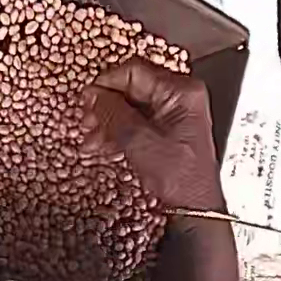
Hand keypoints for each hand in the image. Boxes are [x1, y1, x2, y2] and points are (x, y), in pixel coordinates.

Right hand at [79, 59, 224, 211]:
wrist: (194, 208)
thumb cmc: (180, 178)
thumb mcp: (140, 142)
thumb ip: (114, 114)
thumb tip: (93, 95)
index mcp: (181, 92)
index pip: (134, 72)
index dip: (106, 84)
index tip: (87, 99)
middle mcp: (180, 97)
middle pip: (131, 88)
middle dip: (105, 107)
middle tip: (87, 122)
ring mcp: (174, 113)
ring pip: (131, 107)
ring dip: (108, 122)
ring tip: (91, 141)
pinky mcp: (167, 130)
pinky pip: (137, 122)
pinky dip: (118, 132)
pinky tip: (104, 146)